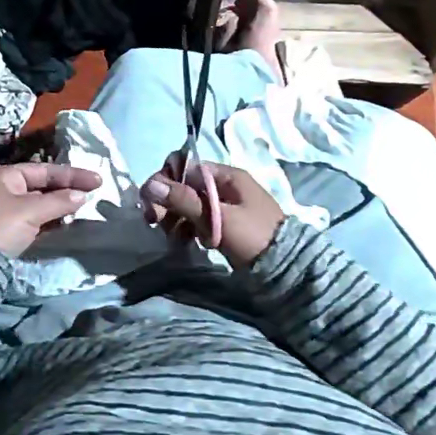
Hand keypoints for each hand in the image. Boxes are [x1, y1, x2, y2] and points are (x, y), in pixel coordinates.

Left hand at [0, 163, 103, 256]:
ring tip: (83, 207)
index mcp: (5, 175)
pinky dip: (50, 218)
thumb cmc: (1, 226)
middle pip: (42, 185)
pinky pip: (34, 218)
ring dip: (60, 205)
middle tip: (92, 193)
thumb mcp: (31, 211)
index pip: (44, 170)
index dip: (71, 175)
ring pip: (39, 202)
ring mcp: (4, 209)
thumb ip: (59, 201)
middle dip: (67, 190)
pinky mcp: (6, 228)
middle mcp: (3, 188)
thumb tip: (82, 196)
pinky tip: (66, 221)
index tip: (96, 180)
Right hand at [139, 162, 282, 267]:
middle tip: (155, 223)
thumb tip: (151, 184)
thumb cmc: (253, 236)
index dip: (165, 181)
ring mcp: (223, 205)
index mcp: (226, 175)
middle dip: (166, 202)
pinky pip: (196, 219)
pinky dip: (185, 228)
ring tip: (171, 237)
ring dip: (174, 217)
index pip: (184, 166)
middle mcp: (223, 185)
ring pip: (187, 204)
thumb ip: (185, 200)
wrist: (285, 268)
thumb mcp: (218, 218)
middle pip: (183, 185)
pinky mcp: (223, 224)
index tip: (154, 203)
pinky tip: (182, 242)